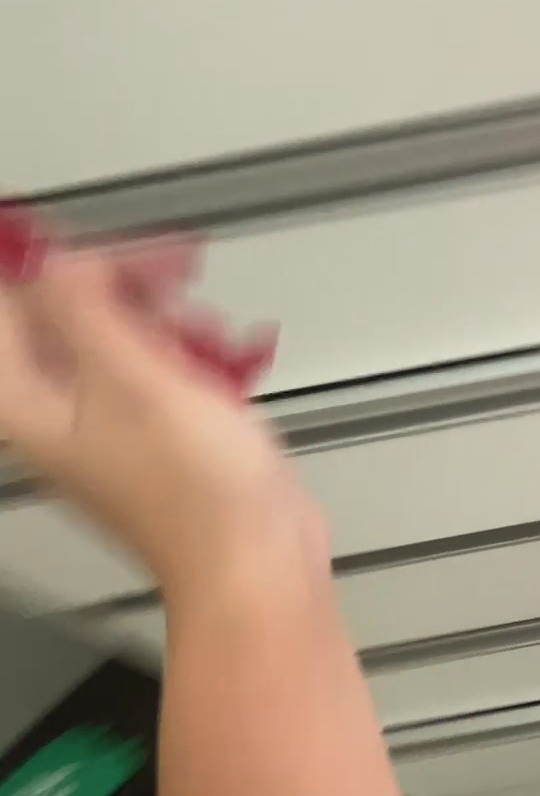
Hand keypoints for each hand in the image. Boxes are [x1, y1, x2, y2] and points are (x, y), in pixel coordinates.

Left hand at [0, 233, 325, 604]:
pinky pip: (170, 374)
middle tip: (181, 273)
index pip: (17, 299)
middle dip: (131, 291)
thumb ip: (92, 314)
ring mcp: (115, 422)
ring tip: (218, 333)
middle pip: (71, 317)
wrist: (258, 551)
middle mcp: (57, 408)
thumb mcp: (143, 386)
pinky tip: (238, 359)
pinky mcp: (168, 432)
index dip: (68, 261)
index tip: (127, 244)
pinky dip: (204, 358)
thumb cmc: (202, 493)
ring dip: (177, 325)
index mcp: (24, 396)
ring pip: (127, 343)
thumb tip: (67, 259)